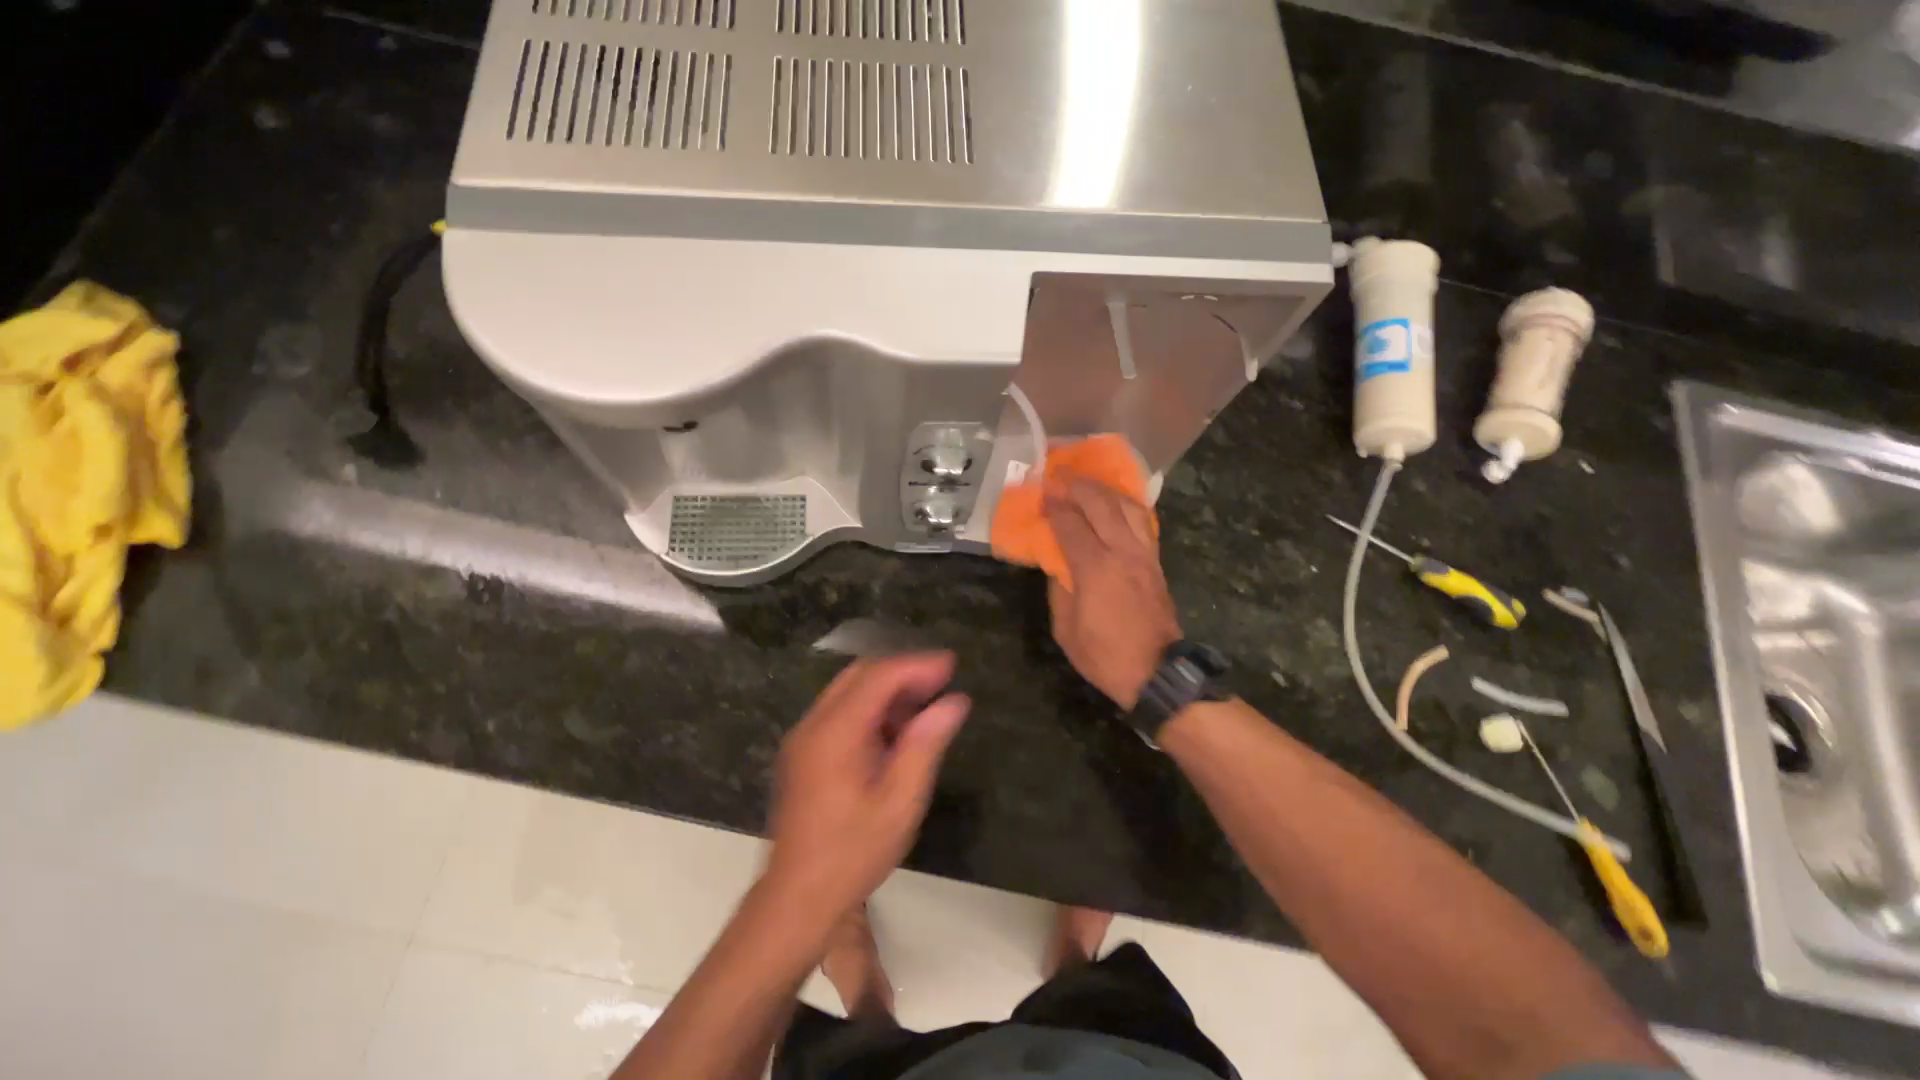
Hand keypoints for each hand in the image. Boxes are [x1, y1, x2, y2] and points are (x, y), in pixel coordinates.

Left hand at [764, 653, 970, 920]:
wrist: (796, 898)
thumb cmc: (853, 853)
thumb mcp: (900, 802)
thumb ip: (925, 745)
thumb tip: (954, 702)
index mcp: (835, 732)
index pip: (878, 676)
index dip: (917, 665)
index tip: (953, 666)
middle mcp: (812, 726)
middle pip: (858, 676)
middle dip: (902, 673)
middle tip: (942, 684)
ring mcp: (801, 740)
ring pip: (846, 693)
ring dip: (885, 692)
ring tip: (925, 710)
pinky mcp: (800, 757)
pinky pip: (836, 715)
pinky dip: (868, 711)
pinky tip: (895, 735)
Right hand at [1044, 479, 1181, 708]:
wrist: (1156, 672)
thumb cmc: (1105, 655)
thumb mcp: (1066, 628)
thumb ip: (1060, 589)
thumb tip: (1057, 563)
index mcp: (1095, 567)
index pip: (1071, 524)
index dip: (1054, 506)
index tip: (1041, 493)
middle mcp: (1122, 551)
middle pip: (1101, 504)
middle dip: (1078, 487)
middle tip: (1060, 478)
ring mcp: (1143, 554)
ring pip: (1127, 506)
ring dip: (1105, 491)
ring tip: (1088, 485)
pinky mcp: (1156, 562)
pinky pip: (1142, 521)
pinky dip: (1127, 506)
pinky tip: (1116, 504)